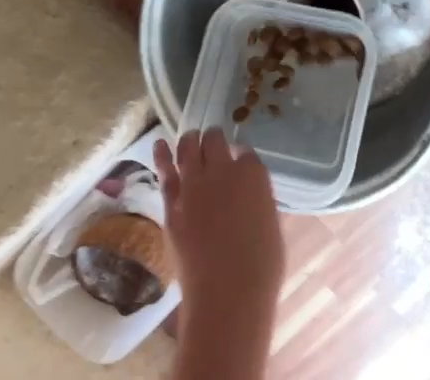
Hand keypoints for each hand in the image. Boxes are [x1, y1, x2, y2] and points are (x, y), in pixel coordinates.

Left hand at [155, 129, 284, 310]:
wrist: (227, 292)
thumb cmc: (262, 264)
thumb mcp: (270, 222)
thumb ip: (257, 200)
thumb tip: (248, 197)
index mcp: (253, 173)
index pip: (245, 152)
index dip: (241, 156)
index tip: (240, 161)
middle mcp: (222, 170)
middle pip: (214, 141)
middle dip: (214, 139)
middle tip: (214, 141)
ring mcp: (194, 186)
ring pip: (188, 149)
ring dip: (189, 140)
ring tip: (190, 137)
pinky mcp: (172, 205)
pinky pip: (165, 174)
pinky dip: (162, 156)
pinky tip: (159, 144)